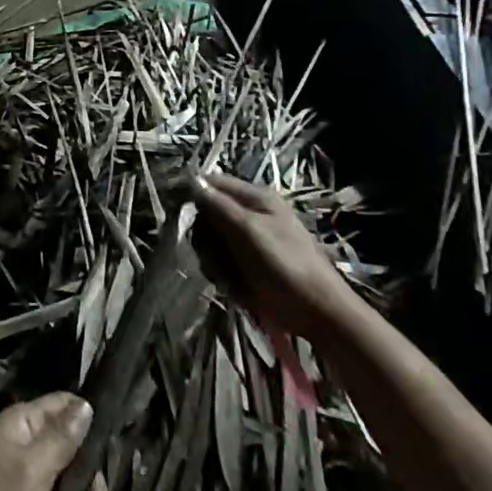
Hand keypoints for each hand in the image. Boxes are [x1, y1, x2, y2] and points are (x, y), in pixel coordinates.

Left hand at [0, 392, 94, 490]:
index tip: (111, 443)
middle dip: (92, 485)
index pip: (64, 404)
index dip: (89, 418)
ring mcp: (33, 486)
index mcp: (23, 425)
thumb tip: (87, 403)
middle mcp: (30, 448)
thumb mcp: (31, 470)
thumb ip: (61, 437)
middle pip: (77, 453)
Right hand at [187, 171, 351, 340]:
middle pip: (208, 214)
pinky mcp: (248, 264)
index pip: (212, 183)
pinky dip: (224, 275)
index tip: (174, 211)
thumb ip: (219, 205)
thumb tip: (191, 179)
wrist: (317, 310)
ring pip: (211, 241)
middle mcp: (250, 214)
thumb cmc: (285, 265)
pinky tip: (235, 286)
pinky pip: (222, 262)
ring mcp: (249, 241)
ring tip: (228, 275)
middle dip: (204, 236)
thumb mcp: (250, 231)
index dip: (192, 193)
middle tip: (212, 253)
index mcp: (255, 197)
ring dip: (214, 260)